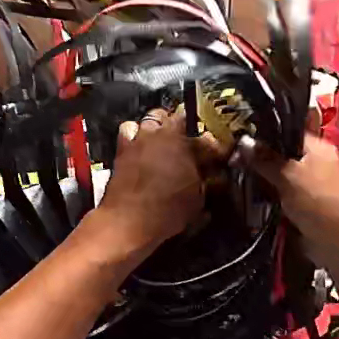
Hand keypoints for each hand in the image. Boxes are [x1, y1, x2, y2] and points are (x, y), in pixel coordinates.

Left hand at [91, 107, 225, 254]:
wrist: (129, 220)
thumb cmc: (166, 211)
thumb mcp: (196, 200)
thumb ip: (203, 183)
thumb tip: (206, 180)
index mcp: (187, 144)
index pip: (207, 139)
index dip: (214, 148)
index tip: (216, 156)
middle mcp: (163, 135)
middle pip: (178, 118)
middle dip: (186, 127)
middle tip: (189, 142)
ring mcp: (141, 139)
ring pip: (152, 118)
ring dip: (159, 125)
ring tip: (163, 139)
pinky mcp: (122, 149)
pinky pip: (128, 131)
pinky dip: (135, 135)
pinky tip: (139, 146)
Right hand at [240, 132, 338, 267]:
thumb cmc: (318, 203)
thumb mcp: (288, 176)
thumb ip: (265, 159)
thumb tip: (242, 141)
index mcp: (317, 147)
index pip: (286, 131)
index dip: (261, 134)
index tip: (235, 138)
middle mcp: (314, 162)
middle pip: (280, 155)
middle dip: (257, 159)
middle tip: (230, 159)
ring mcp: (309, 185)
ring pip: (278, 177)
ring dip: (260, 180)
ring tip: (233, 176)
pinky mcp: (304, 206)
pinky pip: (280, 195)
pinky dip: (267, 196)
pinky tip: (248, 196)